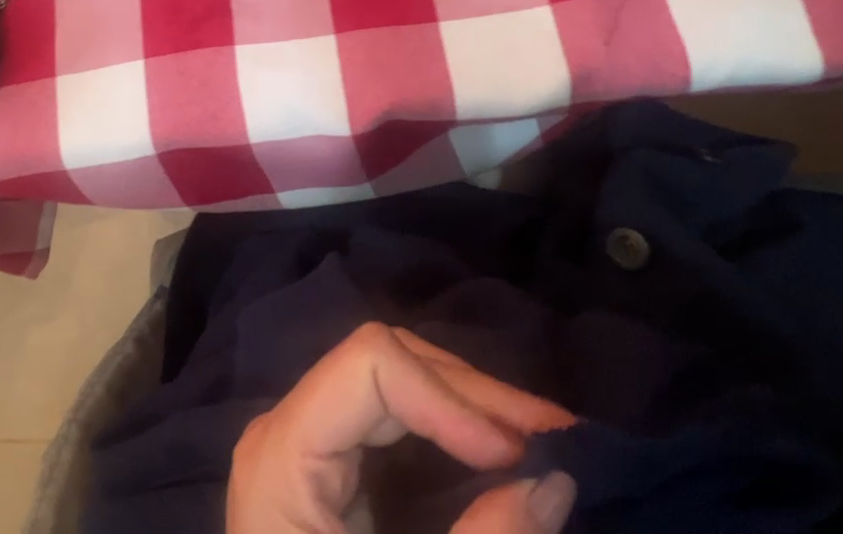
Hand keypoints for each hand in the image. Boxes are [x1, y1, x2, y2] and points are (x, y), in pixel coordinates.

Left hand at [227, 322, 578, 533]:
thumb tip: (554, 481)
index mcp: (285, 452)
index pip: (369, 365)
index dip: (450, 396)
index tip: (517, 453)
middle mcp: (289, 427)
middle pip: (384, 362)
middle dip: (474, 393)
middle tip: (557, 435)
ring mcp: (306, 440)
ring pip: (393, 379)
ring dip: (470, 402)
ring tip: (540, 438)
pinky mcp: (327, 462)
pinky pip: (390, 414)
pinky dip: (450, 424)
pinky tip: (496, 449)